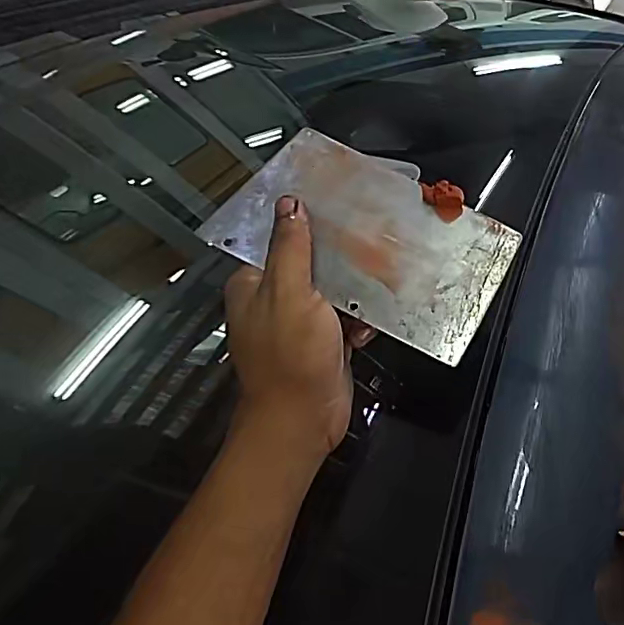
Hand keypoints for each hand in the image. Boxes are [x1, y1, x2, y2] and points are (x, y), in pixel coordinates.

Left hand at [222, 195, 371, 461]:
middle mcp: (275, 299)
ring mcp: (301, 320)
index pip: (282, 239)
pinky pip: (348, 317)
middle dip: (343, 265)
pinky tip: (362, 332)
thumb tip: (289, 205)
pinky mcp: (323, 339)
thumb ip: (291, 248)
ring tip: (365, 306)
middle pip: (315, 263)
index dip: (311, 226)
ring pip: (337, 290)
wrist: (304, 419)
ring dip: (356, 297)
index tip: (340, 217)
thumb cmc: (289, 360)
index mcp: (255, 283)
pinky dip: (359, 322)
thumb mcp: (291, 294)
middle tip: (368, 257)